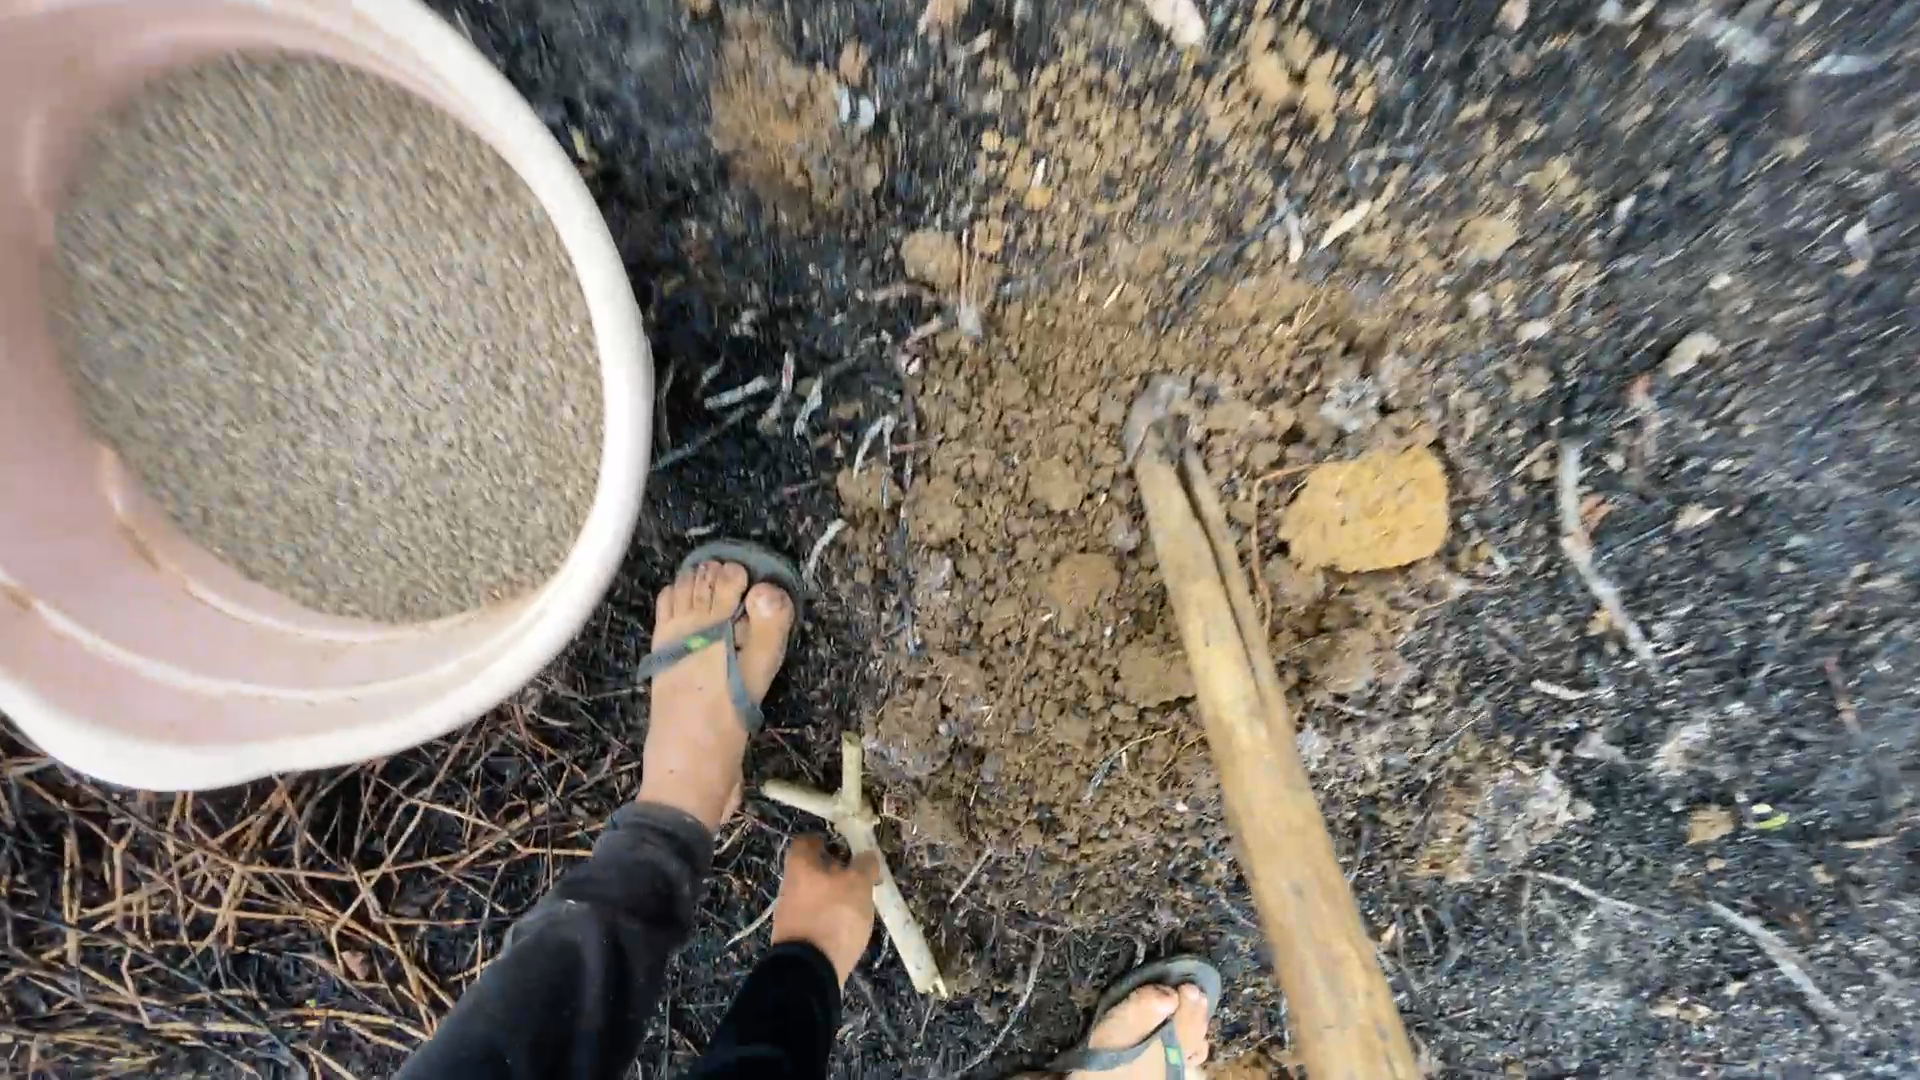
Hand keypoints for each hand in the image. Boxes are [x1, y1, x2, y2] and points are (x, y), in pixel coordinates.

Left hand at [770, 834, 880, 985]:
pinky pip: (814, 919)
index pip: (806, 841)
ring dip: (832, 897)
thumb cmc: (834, 915)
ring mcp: (788, 916)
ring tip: (857, 905)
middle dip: (833, 871)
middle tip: (857, 877)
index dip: (824, 840)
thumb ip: (865, 865)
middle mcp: (788, 886)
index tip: (843, 846)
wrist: (809, 973)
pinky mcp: (793, 940)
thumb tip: (866, 857)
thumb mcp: (859, 884)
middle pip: (810, 870)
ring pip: (813, 896)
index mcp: (800, 865)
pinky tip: (846, 929)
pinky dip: (828, 919)